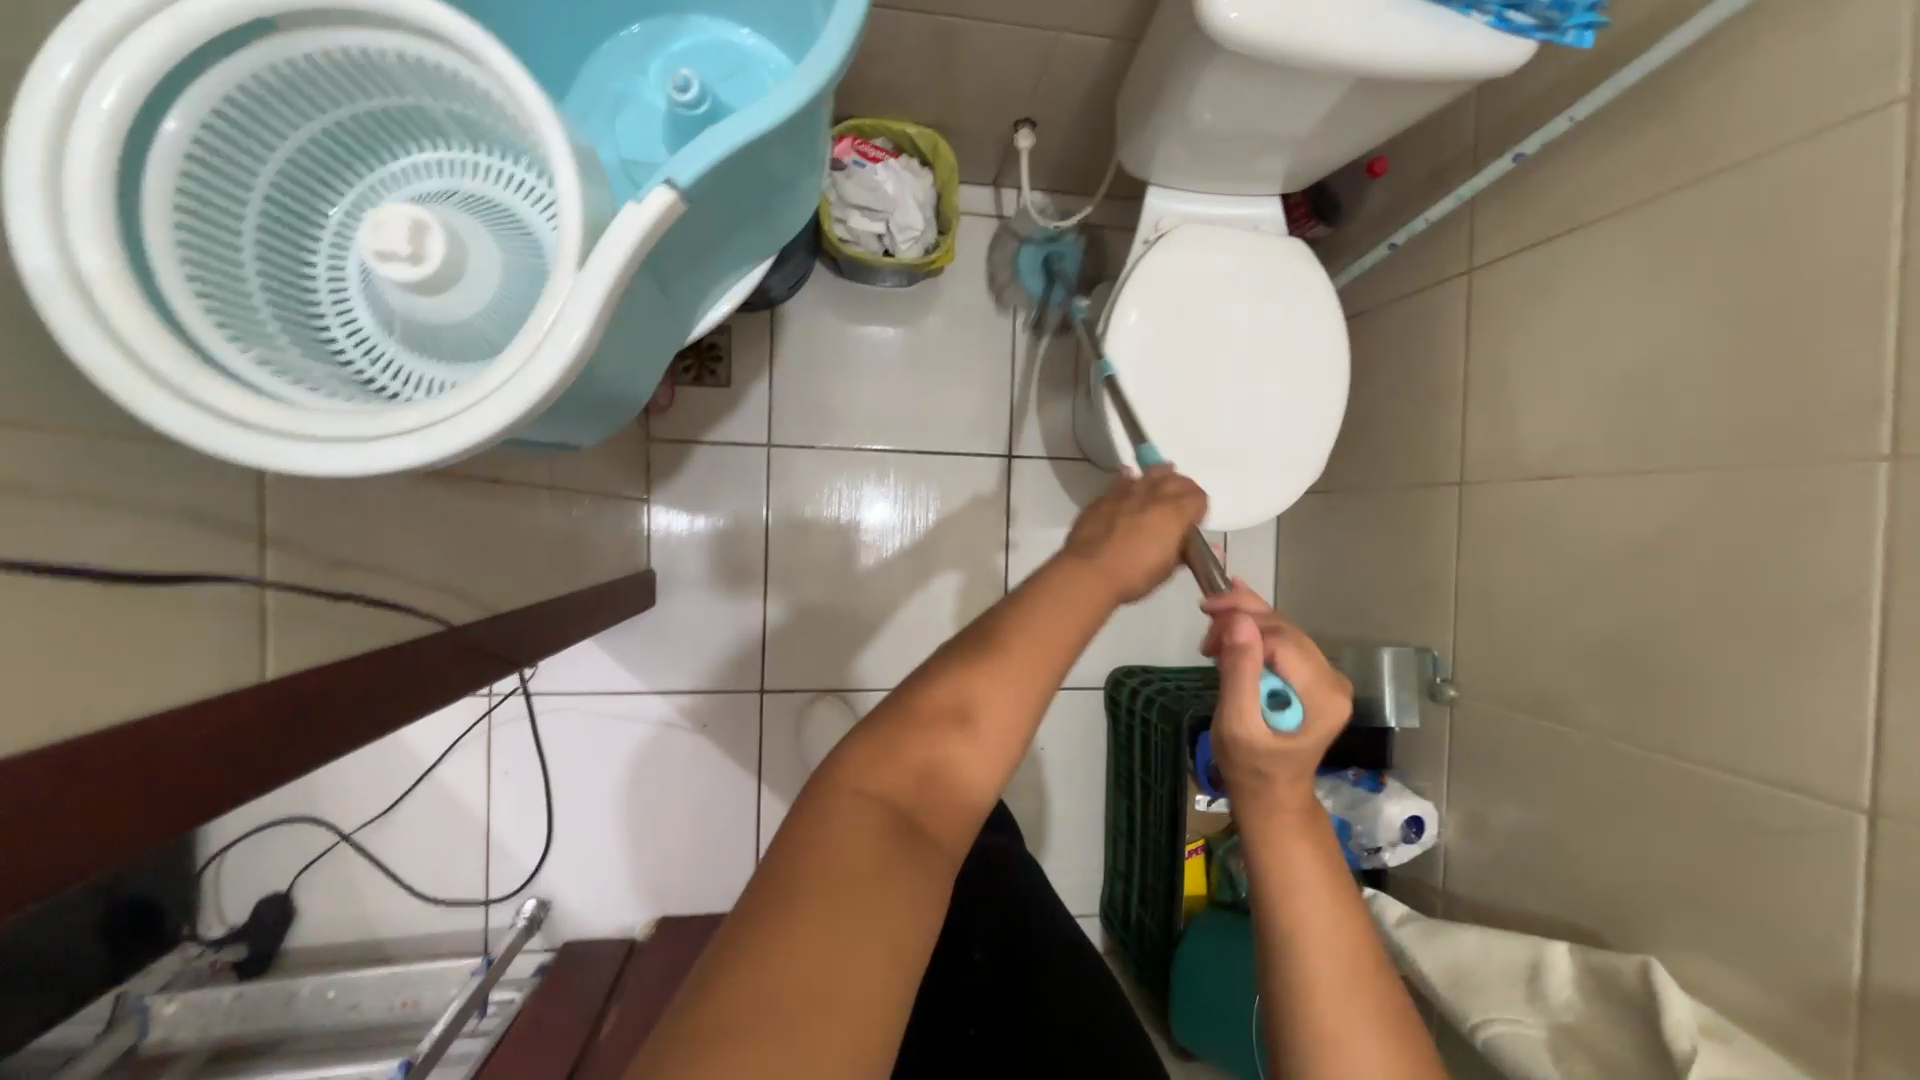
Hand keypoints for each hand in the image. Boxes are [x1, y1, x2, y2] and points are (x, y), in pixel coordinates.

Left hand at [1059, 466, 1207, 604]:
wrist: (1088, 571)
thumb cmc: (1134, 575)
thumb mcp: (1167, 569)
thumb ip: (1182, 551)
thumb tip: (1195, 547)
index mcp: (1175, 512)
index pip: (1199, 497)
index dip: (1199, 510)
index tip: (1192, 523)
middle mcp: (1153, 494)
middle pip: (1177, 479)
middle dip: (1183, 491)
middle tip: (1178, 507)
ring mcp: (1126, 491)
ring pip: (1151, 473)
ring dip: (1159, 479)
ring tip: (1158, 491)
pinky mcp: (1104, 495)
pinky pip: (1123, 480)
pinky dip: (1131, 483)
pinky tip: (1128, 493)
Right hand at [1201, 582, 1352, 812]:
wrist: (1270, 795)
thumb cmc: (1249, 766)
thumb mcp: (1236, 724)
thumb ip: (1240, 672)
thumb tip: (1239, 621)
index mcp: (1321, 695)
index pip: (1280, 639)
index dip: (1241, 623)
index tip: (1205, 632)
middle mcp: (1333, 681)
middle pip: (1284, 629)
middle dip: (1241, 618)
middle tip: (1204, 626)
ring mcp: (1326, 679)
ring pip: (1283, 631)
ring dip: (1244, 625)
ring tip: (1212, 633)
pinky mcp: (1314, 679)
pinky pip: (1283, 644)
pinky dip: (1255, 635)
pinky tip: (1233, 623)